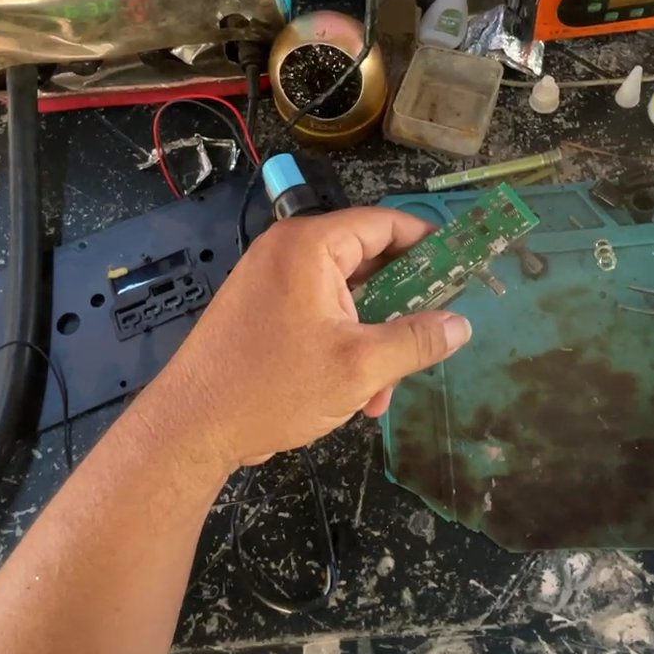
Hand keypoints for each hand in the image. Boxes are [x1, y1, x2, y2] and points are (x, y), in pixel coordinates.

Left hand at [135, 207, 472, 472]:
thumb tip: (462, 325)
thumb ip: (416, 341)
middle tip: (428, 339)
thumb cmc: (275, 387)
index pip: (385, 224)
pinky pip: (321, 315)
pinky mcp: (264, 311)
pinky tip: (356, 395)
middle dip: (400, 310)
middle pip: (368, 263)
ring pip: (348, 298)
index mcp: (311, 246)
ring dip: (373, 340)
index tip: (463, 265)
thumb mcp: (359, 366)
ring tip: (381, 391)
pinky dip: (344, 346)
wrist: (190, 429)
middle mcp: (290, 252)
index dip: (429, 242)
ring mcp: (273, 282)